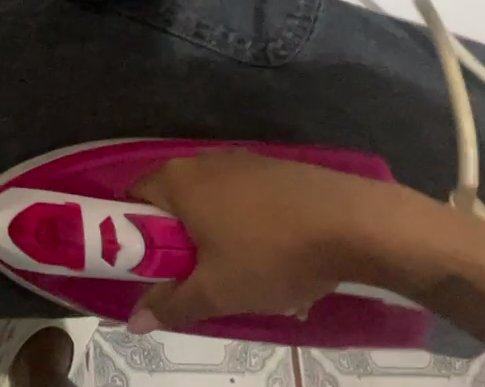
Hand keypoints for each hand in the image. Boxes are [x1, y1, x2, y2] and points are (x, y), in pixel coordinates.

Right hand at [125, 149, 411, 332]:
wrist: (353, 223)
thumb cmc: (271, 254)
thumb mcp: (219, 292)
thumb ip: (172, 305)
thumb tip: (132, 322)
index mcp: (174, 181)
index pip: (131, 201)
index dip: (133, 237)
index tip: (154, 270)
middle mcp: (198, 162)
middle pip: (172, 204)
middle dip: (182, 245)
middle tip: (201, 281)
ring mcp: (237, 161)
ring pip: (211, 204)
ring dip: (217, 239)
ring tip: (246, 278)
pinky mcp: (271, 169)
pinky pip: (242, 199)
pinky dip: (248, 228)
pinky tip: (278, 260)